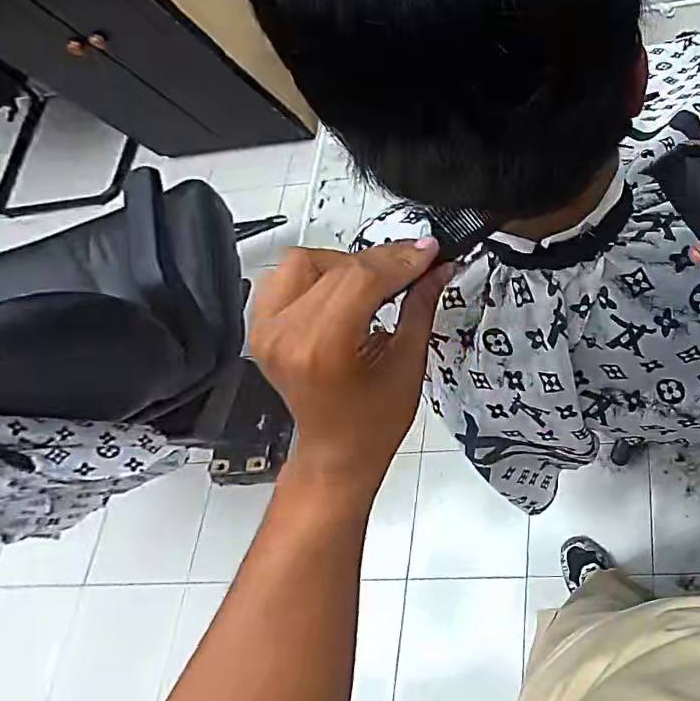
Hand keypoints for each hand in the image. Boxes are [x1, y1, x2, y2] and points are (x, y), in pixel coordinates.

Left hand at [249, 241, 456, 488]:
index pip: (362, 276)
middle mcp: (285, 334)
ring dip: (349, 263)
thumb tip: (437, 269)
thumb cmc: (374, 420)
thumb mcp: (410, 360)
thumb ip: (421, 305)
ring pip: (306, 261)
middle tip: (418, 264)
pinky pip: (286, 277)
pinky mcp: (262, 325)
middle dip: (384, 260)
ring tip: (380, 280)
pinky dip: (321, 273)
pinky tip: (349, 287)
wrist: (339, 449)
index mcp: (322, 347)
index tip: (430, 251)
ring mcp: (266, 328)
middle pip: (337, 265)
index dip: (402, 259)